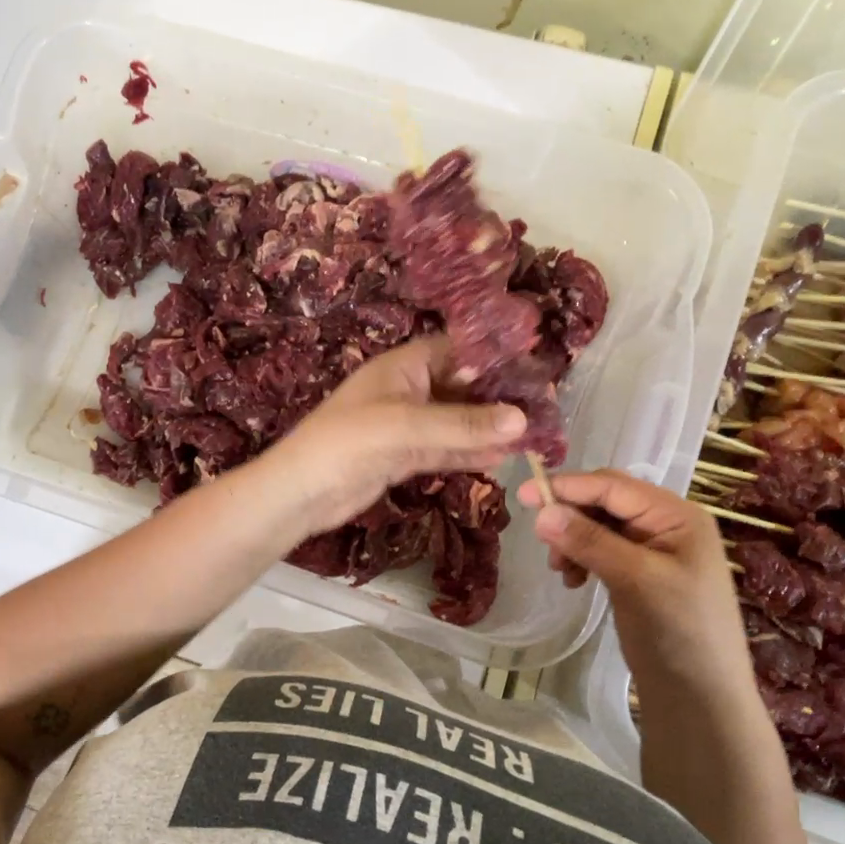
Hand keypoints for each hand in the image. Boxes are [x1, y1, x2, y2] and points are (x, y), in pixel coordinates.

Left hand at [255, 336, 525, 534]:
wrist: (300, 492)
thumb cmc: (346, 443)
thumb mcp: (405, 427)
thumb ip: (461, 424)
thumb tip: (521, 419)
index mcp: (403, 366)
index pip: (458, 350)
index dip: (495, 358)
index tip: (535, 369)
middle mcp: (407, 390)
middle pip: (462, 387)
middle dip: (498, 398)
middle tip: (543, 410)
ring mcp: (405, 426)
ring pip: (456, 423)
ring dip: (488, 429)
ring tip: (533, 437)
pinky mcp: (402, 457)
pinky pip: (444, 450)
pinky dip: (469, 453)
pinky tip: (501, 458)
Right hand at [518, 471, 758, 711]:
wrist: (700, 694)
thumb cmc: (679, 630)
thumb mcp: (635, 580)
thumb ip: (590, 542)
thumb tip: (541, 512)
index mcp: (677, 516)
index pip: (613, 487)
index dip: (567, 487)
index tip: (521, 495)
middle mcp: (665, 526)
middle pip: (605, 502)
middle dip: (570, 516)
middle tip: (543, 543)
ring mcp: (652, 552)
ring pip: (598, 527)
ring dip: (572, 540)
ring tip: (561, 571)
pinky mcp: (637, 576)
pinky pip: (600, 551)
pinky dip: (580, 559)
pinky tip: (573, 581)